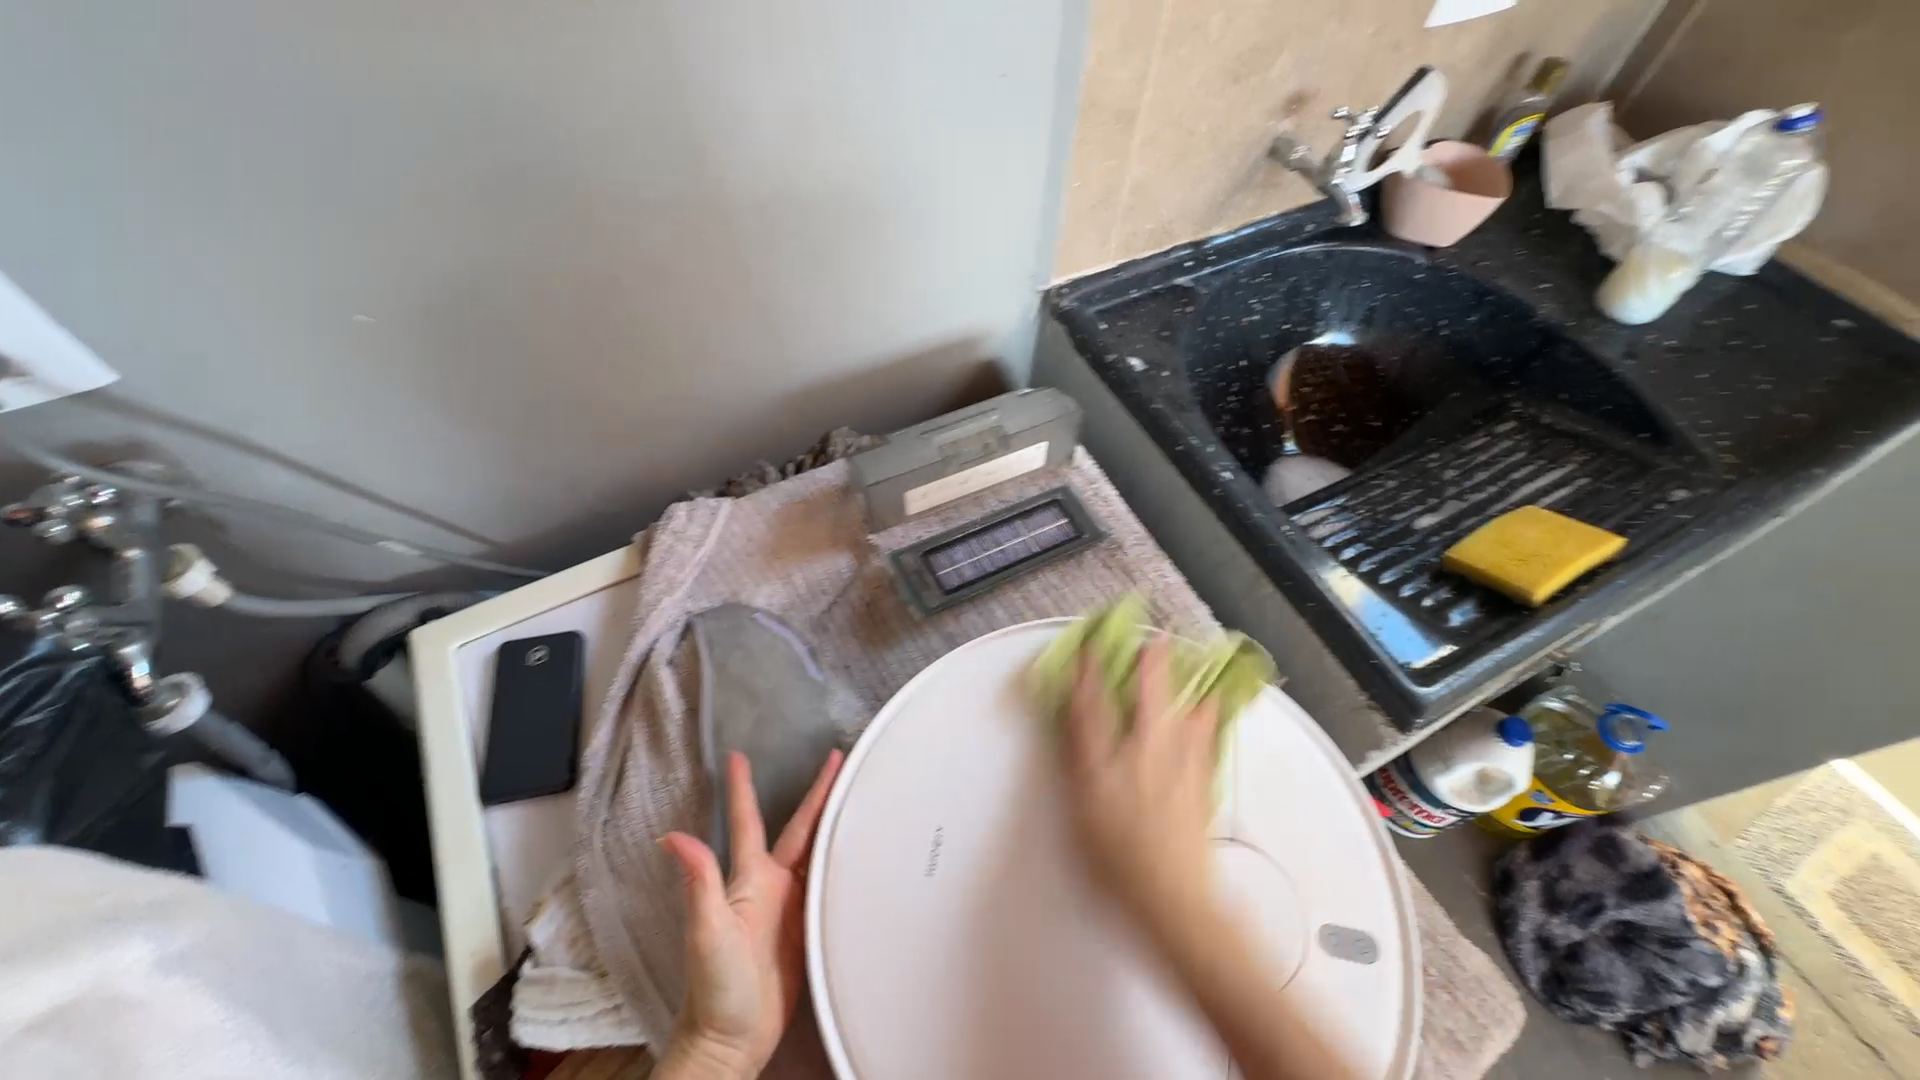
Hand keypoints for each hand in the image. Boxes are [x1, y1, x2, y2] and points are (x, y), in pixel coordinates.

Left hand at [655, 749, 844, 1079]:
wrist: (733, 1037)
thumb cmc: (713, 988)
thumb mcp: (706, 931)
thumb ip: (698, 882)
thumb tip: (673, 837)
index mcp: (750, 880)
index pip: (749, 821)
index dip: (743, 788)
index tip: (740, 755)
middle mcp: (772, 886)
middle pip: (802, 828)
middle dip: (820, 794)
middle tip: (837, 762)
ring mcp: (791, 907)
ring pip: (819, 852)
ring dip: (836, 823)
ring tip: (858, 796)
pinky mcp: (807, 929)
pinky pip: (831, 885)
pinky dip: (845, 863)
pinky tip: (860, 855)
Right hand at [1060, 638, 1220, 936]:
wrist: (1172, 899)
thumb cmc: (1118, 868)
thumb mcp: (1081, 818)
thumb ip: (1077, 772)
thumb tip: (1075, 737)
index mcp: (1105, 768)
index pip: (1092, 710)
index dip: (1089, 674)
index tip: (1088, 649)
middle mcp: (1143, 760)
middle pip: (1147, 701)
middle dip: (1148, 666)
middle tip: (1152, 639)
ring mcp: (1177, 771)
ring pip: (1181, 714)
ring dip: (1182, 684)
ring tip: (1188, 658)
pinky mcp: (1200, 786)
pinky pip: (1206, 740)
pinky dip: (1208, 717)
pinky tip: (1212, 704)